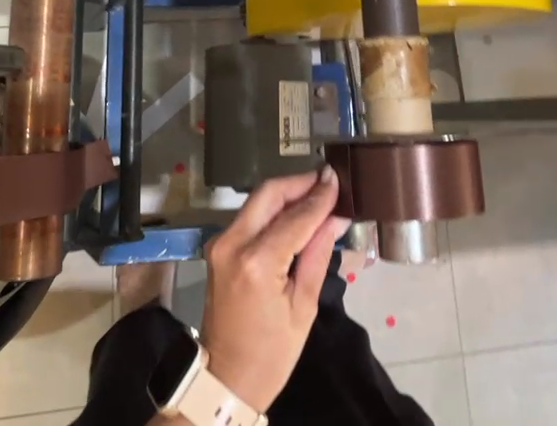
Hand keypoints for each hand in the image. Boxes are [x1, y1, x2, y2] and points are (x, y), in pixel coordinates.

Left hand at [198, 168, 350, 411]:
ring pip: (257, 201)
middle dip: (299, 184)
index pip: (295, 217)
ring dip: (287, 194)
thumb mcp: (304, 307)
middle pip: (268, 194)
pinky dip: (273, 210)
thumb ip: (317, 255)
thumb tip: (335, 217)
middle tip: (327, 181)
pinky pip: (249, 217)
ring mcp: (220, 243)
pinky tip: (296, 214)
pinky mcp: (218, 247)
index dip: (320, 197)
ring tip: (317, 196)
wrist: (226, 377)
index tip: (338, 179)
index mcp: (256, 262)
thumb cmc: (272, 352)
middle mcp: (232, 243)